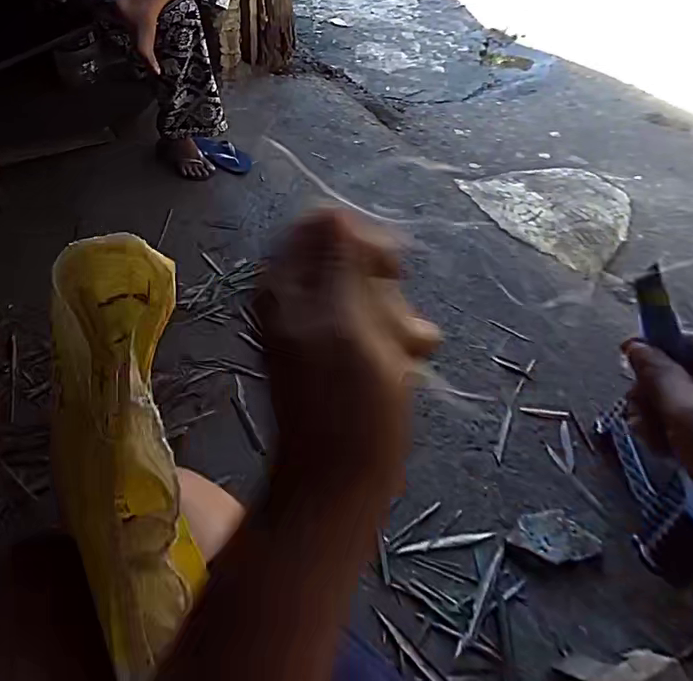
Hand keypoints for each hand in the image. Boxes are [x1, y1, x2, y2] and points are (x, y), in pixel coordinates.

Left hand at [255, 210, 440, 500]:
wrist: (343, 479)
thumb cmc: (348, 404)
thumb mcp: (345, 323)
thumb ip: (338, 264)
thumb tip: (334, 213)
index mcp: (286, 284)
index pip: (325, 226)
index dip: (363, 242)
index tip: (390, 271)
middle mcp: (298, 297)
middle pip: (354, 259)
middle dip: (385, 289)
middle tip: (395, 324)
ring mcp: (320, 324)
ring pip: (373, 293)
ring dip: (397, 318)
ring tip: (404, 354)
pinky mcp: (342, 349)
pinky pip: (376, 322)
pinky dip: (395, 338)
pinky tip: (407, 364)